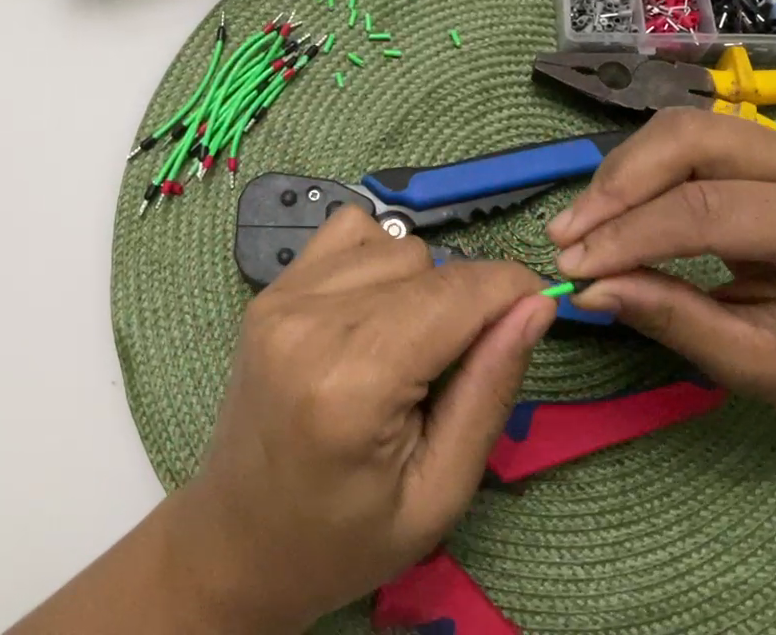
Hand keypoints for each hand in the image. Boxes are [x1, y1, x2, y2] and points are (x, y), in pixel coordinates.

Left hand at [173, 205, 556, 631]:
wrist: (237, 542)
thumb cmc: (343, 538)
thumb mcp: (440, 492)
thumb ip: (490, 389)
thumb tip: (537, 305)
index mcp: (351, 383)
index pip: (457, 293)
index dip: (514, 289)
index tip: (538, 309)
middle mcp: (308, 322)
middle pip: (429, 263)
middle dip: (468, 300)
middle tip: (457, 365)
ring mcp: (281, 299)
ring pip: (395, 243)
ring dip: (423, 284)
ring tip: (410, 348)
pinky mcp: (269, 291)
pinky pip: (350, 233)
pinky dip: (379, 259)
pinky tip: (374, 312)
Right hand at [547, 108, 775, 418]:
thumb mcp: (755, 365)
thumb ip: (675, 320)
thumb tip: (589, 289)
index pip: (711, 210)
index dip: (630, 234)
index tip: (570, 267)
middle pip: (693, 139)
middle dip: (618, 185)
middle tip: (565, 236)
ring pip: (683, 127)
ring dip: (621, 173)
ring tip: (581, 227)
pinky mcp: (771, 139)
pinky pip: (688, 136)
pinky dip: (639, 169)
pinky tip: (612, 208)